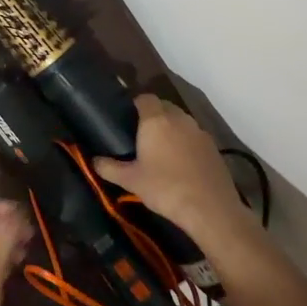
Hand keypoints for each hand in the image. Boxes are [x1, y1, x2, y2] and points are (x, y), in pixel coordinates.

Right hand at [94, 95, 253, 249]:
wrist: (209, 207)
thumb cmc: (164, 188)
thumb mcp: (130, 181)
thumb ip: (109, 168)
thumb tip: (93, 161)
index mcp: (156, 121)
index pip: (145, 98)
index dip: (135, 105)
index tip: (126, 119)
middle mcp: (179, 119)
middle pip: (164, 107)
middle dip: (153, 115)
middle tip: (140, 136)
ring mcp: (199, 132)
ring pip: (181, 121)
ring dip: (171, 129)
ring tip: (160, 150)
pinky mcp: (213, 146)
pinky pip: (194, 136)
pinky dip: (185, 143)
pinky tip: (180, 163)